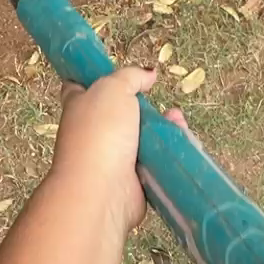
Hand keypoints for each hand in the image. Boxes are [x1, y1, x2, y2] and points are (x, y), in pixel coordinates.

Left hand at [49, 66, 164, 236]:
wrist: (102, 190)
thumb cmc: (100, 133)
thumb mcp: (113, 88)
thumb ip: (130, 77)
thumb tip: (148, 73)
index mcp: (79, 105)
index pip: (82, 86)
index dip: (98, 77)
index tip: (119, 73)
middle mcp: (94, 131)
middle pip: (124, 111)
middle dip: (147, 105)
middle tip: (162, 103)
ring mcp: (115, 156)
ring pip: (145, 135)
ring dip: (165, 127)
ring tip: (177, 121)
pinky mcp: (135, 178)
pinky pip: (157, 160)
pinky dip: (171, 151)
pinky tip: (184, 141)